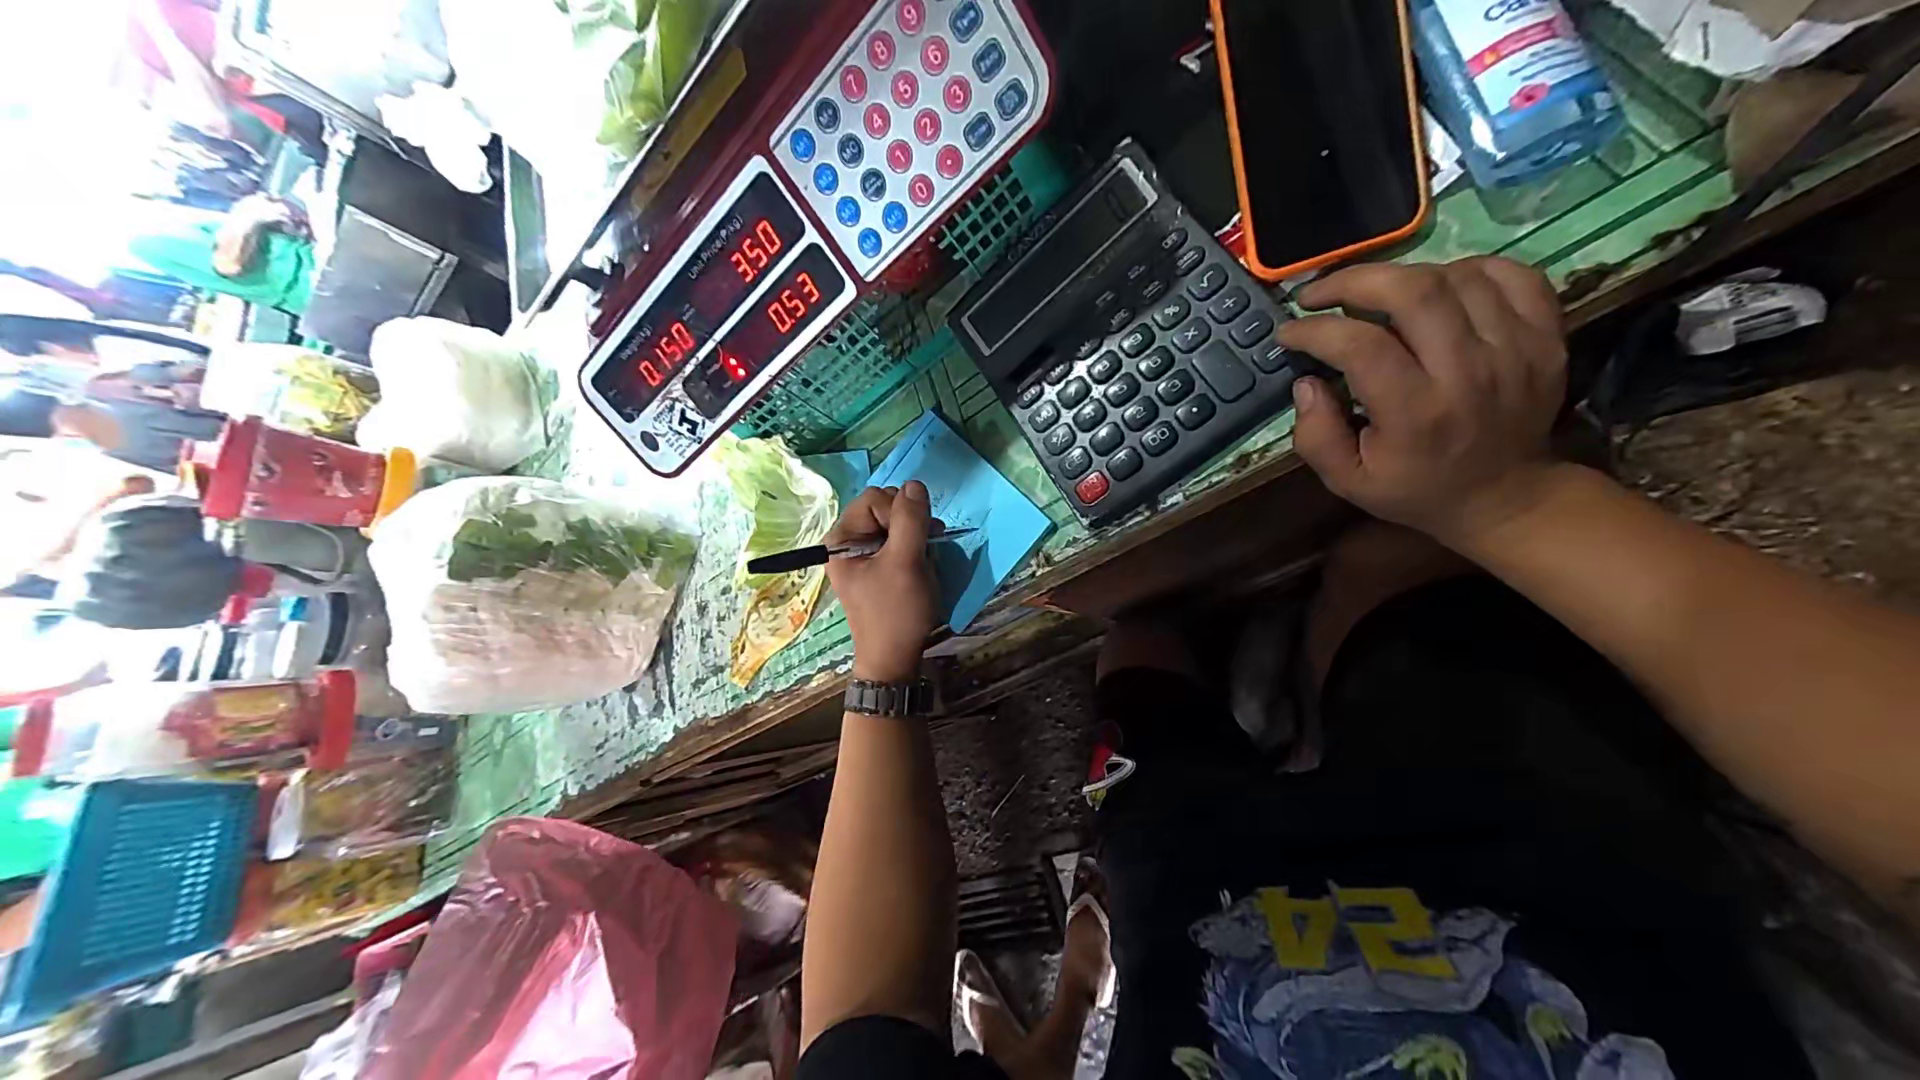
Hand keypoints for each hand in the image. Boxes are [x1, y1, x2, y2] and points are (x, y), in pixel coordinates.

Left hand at [826, 482, 942, 682]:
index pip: (876, 498)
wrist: (894, 660)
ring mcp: (862, 555)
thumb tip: (915, 483)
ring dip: (916, 534)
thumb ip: (910, 520)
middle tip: (928, 543)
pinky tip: (922, 564)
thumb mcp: (906, 562)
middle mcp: (847, 542)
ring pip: (894, 523)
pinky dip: (914, 547)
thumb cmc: (896, 612)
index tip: (920, 536)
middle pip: (884, 507)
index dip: (901, 511)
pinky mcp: (876, 567)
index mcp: (841, 538)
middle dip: (910, 521)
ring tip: (926, 557)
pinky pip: (897, 541)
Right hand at [1278, 258, 1568, 545]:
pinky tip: (1436, 289)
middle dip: (1353, 280)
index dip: (1315, 330)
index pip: (1361, 346)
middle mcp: (1470, 371)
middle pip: (1413, 291)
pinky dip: (1466, 269)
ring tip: (1372, 296)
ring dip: (1401, 277)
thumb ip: (1316, 436)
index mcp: (1417, 412)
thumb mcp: (1347, 481)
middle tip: (1319, 293)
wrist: (1504, 497)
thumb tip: (1306, 383)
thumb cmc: (1415, 489)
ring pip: (1456, 276)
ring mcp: (1517, 348)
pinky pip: (1511, 275)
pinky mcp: (1546, 335)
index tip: (1289, 332)